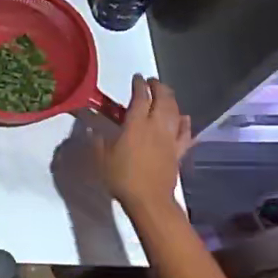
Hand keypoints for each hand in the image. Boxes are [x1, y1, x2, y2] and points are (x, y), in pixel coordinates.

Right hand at [94, 74, 193, 213]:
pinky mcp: (179, 151)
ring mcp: (171, 138)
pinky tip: (184, 117)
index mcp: (136, 125)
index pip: (140, 97)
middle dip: (158, 87)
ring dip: (171, 99)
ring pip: (176, 112)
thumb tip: (91, 125)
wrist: (148, 199)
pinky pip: (186, 132)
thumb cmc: (120, 176)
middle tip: (151, 82)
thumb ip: (97, 138)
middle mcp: (156, 126)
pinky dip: (185, 122)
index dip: (139, 85)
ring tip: (165, 94)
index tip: (136, 78)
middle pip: (163, 99)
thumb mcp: (100, 156)